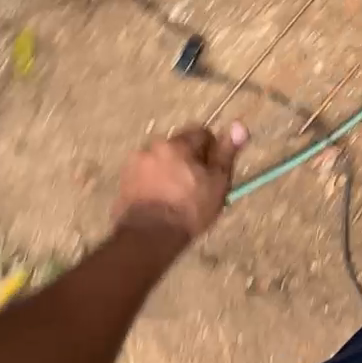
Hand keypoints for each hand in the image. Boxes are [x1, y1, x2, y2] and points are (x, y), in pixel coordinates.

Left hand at [112, 121, 247, 243]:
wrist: (148, 238)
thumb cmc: (190, 208)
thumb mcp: (218, 181)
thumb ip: (227, 152)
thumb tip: (239, 124)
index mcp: (177, 143)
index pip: (201, 134)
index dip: (211, 152)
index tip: (212, 172)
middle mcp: (152, 147)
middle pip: (179, 147)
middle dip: (188, 161)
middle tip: (197, 187)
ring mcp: (133, 165)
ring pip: (161, 161)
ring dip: (169, 171)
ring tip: (177, 197)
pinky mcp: (122, 183)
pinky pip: (145, 176)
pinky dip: (154, 184)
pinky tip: (161, 203)